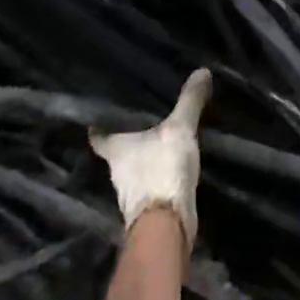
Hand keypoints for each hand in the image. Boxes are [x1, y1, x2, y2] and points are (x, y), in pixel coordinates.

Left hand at [90, 69, 212, 246]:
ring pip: (133, 168)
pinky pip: (149, 185)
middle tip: (138, 116)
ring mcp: (130, 192)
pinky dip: (156, 176)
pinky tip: (168, 166)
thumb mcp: (178, 130)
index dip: (98, 122)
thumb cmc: (161, 171)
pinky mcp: (147, 208)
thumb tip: (202, 70)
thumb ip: (189, 102)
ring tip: (156, 138)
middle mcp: (116, 170)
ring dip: (142, 157)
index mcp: (114, 148)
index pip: (97, 132)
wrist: (167, 228)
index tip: (102, 109)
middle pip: (115, 149)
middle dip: (125, 137)